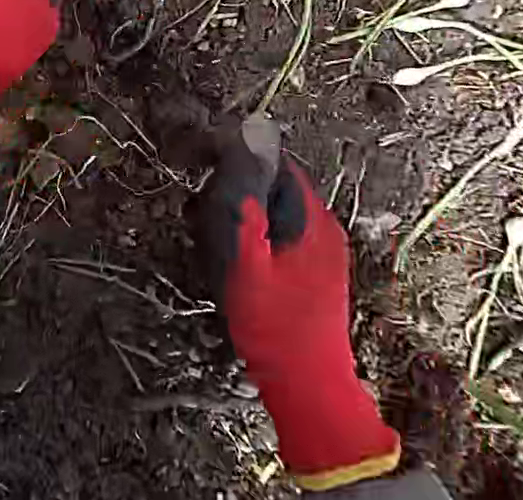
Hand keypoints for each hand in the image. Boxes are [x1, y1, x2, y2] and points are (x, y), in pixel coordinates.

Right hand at [204, 147, 400, 490]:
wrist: (308, 386)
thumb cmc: (273, 322)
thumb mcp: (246, 255)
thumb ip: (245, 196)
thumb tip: (247, 136)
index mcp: (310, 216)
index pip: (272, 161)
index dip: (234, 157)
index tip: (200, 168)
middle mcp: (322, 225)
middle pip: (270, 184)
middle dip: (233, 193)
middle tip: (203, 219)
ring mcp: (320, 247)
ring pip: (271, 210)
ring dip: (239, 218)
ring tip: (215, 247)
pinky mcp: (313, 267)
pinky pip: (277, 233)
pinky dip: (252, 237)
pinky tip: (235, 263)